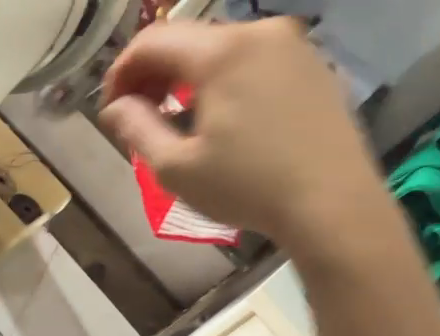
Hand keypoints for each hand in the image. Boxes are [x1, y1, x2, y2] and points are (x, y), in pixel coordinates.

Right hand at [97, 18, 386, 248]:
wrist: (329, 199)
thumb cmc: (246, 186)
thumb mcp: (175, 167)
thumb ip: (137, 129)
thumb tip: (115, 108)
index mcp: (222, 52)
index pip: (152, 41)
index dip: (121, 72)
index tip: (110, 110)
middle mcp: (258, 32)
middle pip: (187, 39)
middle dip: (152, 74)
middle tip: (135, 116)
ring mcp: (291, 44)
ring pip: (218, 49)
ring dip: (184, 77)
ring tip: (172, 119)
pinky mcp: (309, 63)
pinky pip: (249, 59)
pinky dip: (220, 80)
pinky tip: (214, 117)